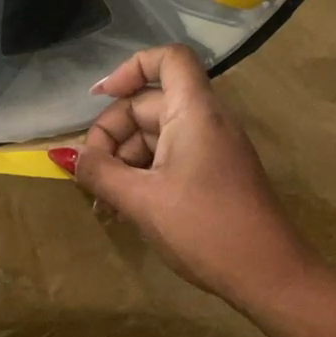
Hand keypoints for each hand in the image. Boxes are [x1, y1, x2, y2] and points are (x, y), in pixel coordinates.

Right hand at [51, 45, 316, 308]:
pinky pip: (170, 157)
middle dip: (112, 134)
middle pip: (149, 103)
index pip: (167, 59)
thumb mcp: (142, 200)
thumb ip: (99, 173)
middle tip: (89, 174)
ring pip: (155, 134)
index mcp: (194, 112)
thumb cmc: (205, 228)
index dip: (130, 68)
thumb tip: (64, 155)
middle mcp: (206, 121)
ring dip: (123, 160)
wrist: (271, 277)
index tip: (100, 99)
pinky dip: (143, 174)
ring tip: (103, 200)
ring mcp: (212, 149)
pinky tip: (124, 208)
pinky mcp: (214, 174)